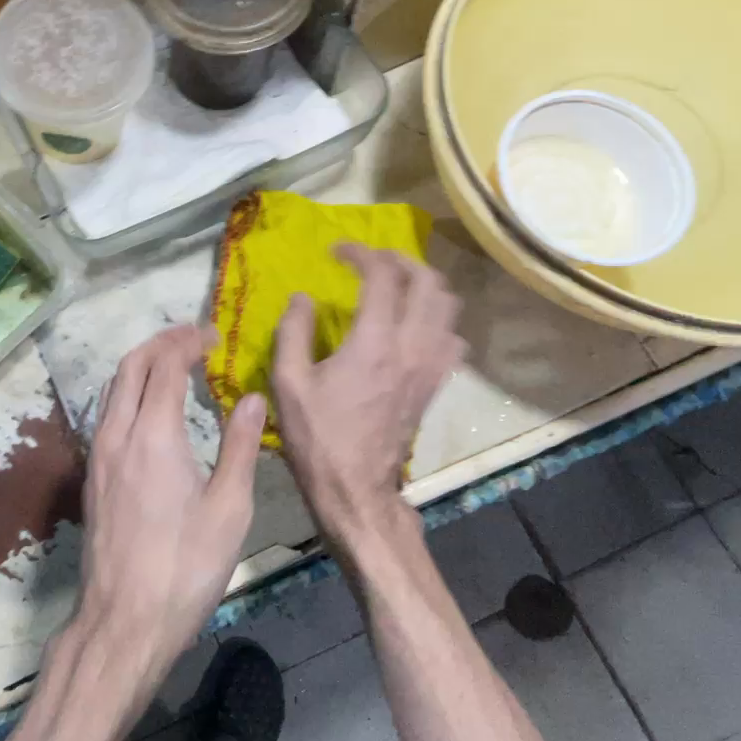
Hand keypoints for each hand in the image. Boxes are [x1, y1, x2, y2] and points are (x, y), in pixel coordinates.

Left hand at [76, 325, 266, 681]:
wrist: (123, 620)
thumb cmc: (185, 568)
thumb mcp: (229, 510)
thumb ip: (241, 446)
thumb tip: (253, 398)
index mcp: (153, 435)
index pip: (165, 365)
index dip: (188, 341)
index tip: (214, 335)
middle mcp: (117, 434)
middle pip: (130, 366)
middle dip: (161, 342)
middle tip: (194, 337)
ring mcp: (98, 456)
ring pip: (114, 388)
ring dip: (142, 364)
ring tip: (175, 363)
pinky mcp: (92, 476)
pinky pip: (108, 413)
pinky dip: (130, 391)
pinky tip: (153, 408)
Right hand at [271, 245, 465, 542]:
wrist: (355, 487)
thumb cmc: (317, 436)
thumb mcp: (288, 382)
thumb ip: (293, 331)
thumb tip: (303, 298)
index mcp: (374, 341)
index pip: (381, 275)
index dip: (360, 253)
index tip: (338, 253)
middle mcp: (412, 346)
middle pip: (427, 280)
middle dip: (400, 260)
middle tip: (372, 261)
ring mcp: (430, 365)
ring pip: (448, 305)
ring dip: (424, 284)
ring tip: (396, 285)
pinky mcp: (436, 383)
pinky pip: (452, 337)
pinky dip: (438, 318)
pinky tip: (415, 324)